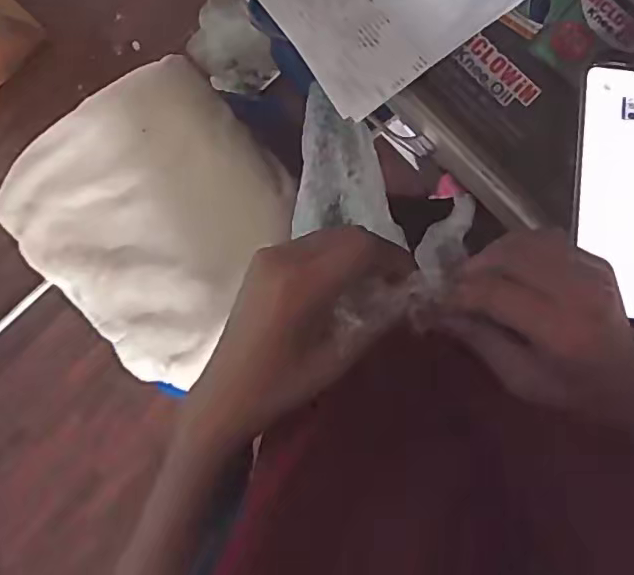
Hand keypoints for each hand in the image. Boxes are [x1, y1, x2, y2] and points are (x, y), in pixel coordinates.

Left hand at [182, 226, 413, 451]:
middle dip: (379, 251)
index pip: (362, 248)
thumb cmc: (280, 388)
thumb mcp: (336, 360)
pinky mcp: (264, 258)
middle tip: (397, 278)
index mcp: (302, 282)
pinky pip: (312, 242)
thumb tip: (407, 298)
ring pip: (331, 234)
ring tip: (374, 278)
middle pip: (349, 234)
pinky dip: (336, 252)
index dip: (394, 257)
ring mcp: (271, 253)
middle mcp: (285, 256)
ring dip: (358, 249)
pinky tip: (342, 278)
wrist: (222, 398)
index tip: (411, 277)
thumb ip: (375, 323)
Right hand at [437, 228, 633, 447]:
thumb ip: (481, 341)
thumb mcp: (523, 381)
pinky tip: (510, 267)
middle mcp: (578, 290)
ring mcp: (591, 269)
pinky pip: (547, 240)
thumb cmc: (576, 393)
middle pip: (511, 256)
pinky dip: (520, 248)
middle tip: (454, 281)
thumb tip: (441, 312)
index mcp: (561, 330)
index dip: (461, 291)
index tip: (438, 297)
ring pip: (527, 240)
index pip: (497, 293)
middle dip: (474, 266)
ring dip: (495, 252)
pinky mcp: (596, 259)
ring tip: (478, 272)